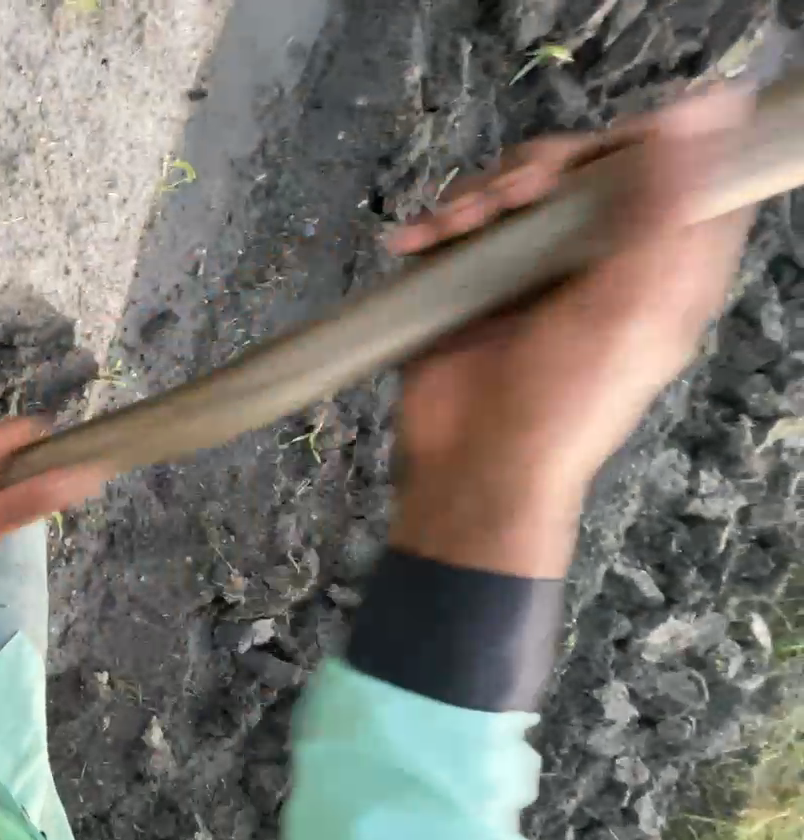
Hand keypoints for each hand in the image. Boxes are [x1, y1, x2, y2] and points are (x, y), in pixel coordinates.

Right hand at [385, 90, 753, 577]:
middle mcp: (587, 254)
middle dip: (534, 172)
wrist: (473, 462)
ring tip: (446, 229)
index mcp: (654, 255)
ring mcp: (516, 272)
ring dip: (473, 199)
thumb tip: (704, 104)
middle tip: (508, 199)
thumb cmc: (563, 398)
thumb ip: (666, 210)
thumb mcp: (633, 307)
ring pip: (503, 196)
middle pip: (572, 172)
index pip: (660, 165)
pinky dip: (427, 230)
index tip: (585, 165)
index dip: (628, 146)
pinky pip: (446, 237)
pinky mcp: (456, 290)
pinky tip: (411, 242)